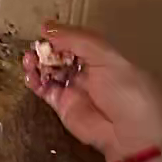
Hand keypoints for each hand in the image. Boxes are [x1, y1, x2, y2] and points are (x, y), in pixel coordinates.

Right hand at [22, 24, 161, 159]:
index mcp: (104, 56)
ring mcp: (75, 89)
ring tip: (30, 60)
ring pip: (50, 72)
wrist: (131, 133)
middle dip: (47, 50)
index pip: (77, 41)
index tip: (45, 31)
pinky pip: (45, 90)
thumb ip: (77, 40)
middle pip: (61, 56)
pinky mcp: (63, 106)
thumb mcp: (107, 57)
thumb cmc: (129, 93)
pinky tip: (30, 75)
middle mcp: (89, 72)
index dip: (61, 36)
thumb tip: (49, 27)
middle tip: (37, 48)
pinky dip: (35, 82)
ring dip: (37, 64)